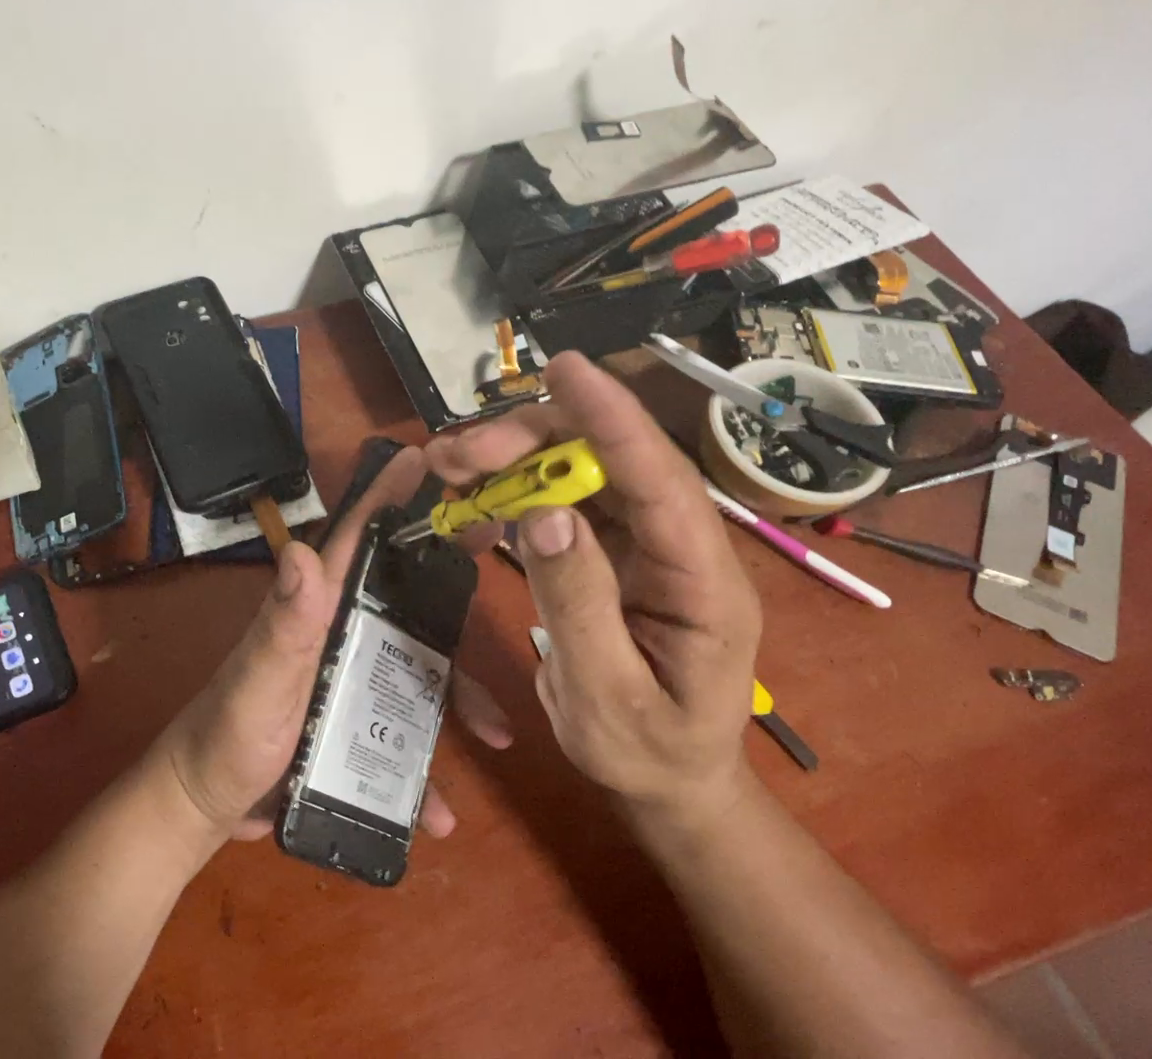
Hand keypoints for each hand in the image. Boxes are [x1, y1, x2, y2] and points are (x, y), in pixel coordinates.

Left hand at [155, 447, 513, 842]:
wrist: (208, 803)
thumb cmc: (225, 735)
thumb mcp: (257, 681)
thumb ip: (281, 625)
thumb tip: (301, 550)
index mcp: (314, 614)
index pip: (352, 544)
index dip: (385, 499)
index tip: (428, 458)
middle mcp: (337, 639)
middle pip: (403, 600)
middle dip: (450, 582)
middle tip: (501, 555)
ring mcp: (348, 684)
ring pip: (418, 676)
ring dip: (459, 703)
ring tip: (499, 735)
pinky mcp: (353, 729)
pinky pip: (401, 741)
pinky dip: (423, 774)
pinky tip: (442, 812)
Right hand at [425, 352, 762, 829]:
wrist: (668, 782)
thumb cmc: (648, 752)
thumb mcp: (607, 696)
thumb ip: (579, 604)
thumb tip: (544, 515)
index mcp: (703, 583)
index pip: (661, 482)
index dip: (612, 420)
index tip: (565, 370)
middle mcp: (678, 549)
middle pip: (610, 465)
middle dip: (533, 444)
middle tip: (456, 453)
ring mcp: (645, 551)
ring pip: (580, 477)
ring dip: (513, 464)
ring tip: (448, 468)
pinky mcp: (613, 558)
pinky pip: (562, 509)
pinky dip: (513, 500)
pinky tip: (472, 510)